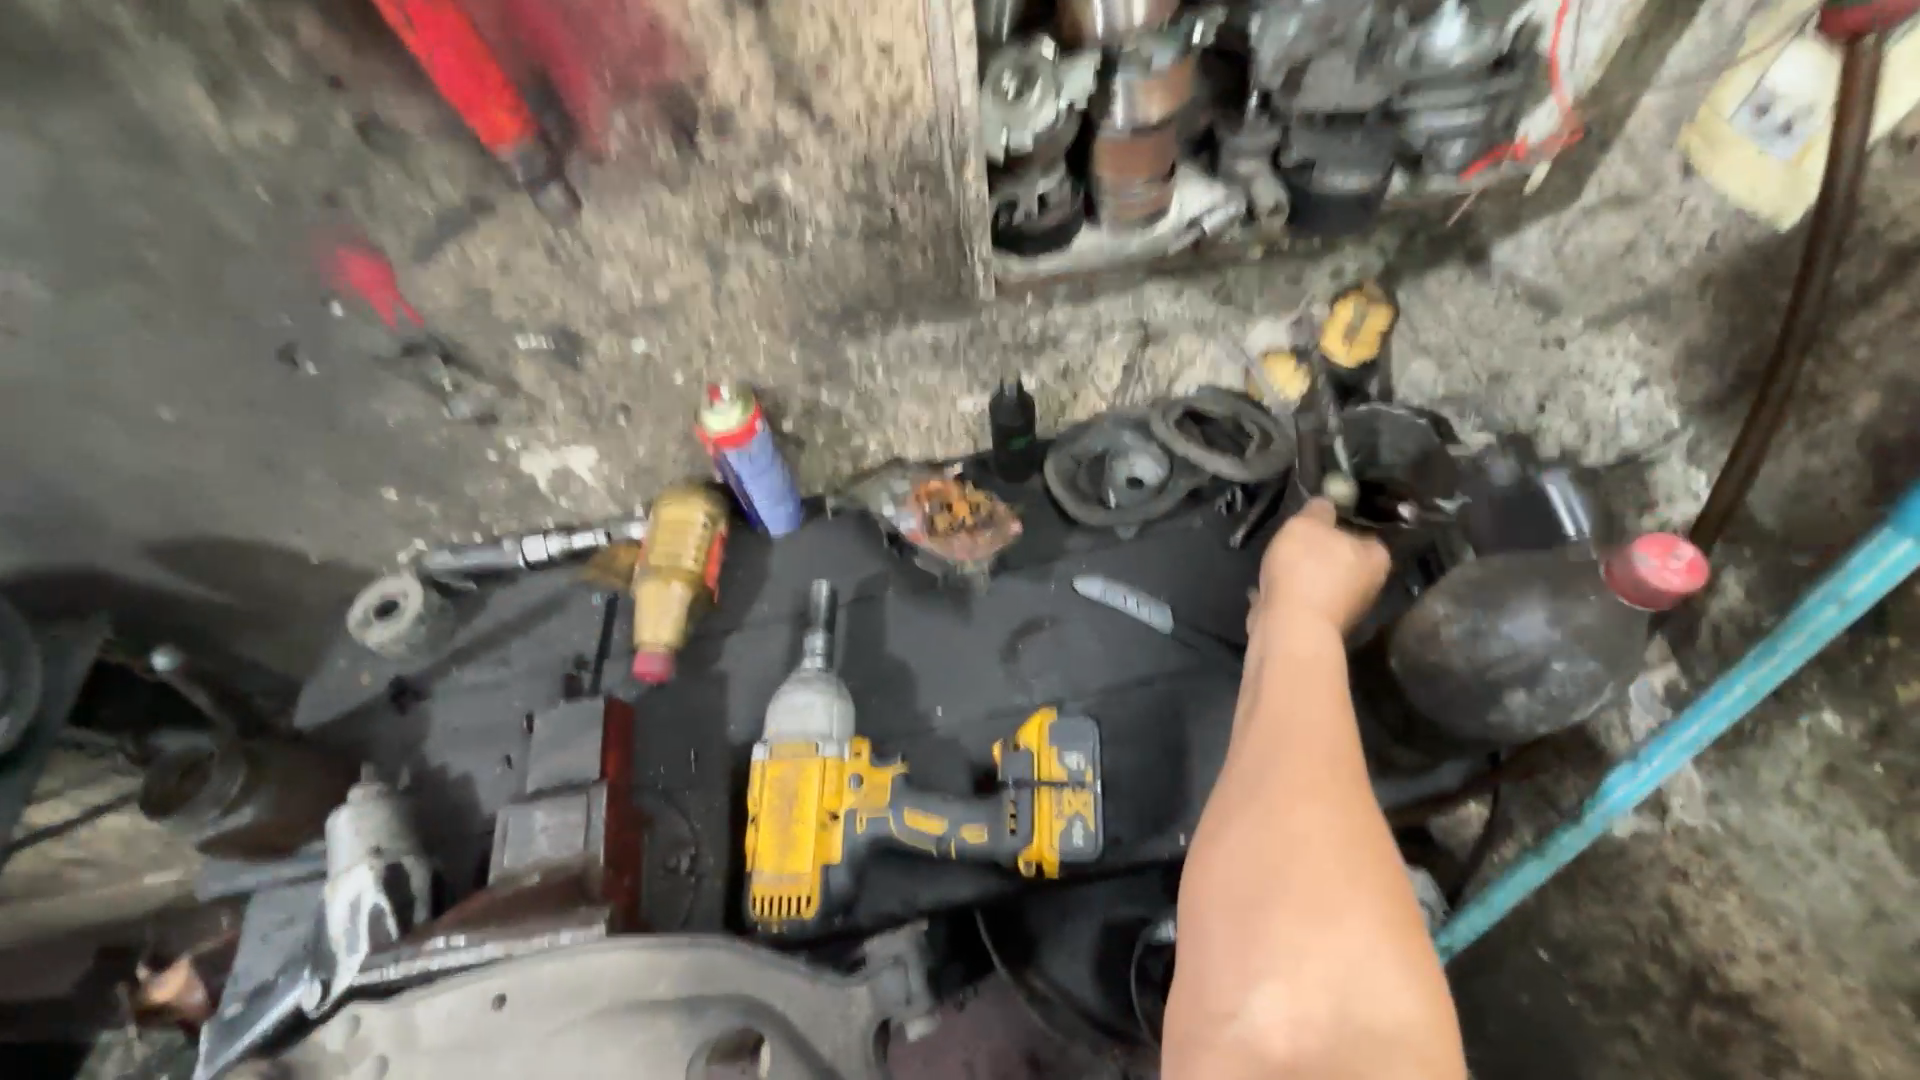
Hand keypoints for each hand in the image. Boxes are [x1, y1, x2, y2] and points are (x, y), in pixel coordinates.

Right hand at [1250, 498, 1389, 636]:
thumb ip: (1318, 510)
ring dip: (1302, 574)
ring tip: (1276, 564)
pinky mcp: (1317, 624)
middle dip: (1321, 552)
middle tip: (1295, 541)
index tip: (1318, 521)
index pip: (1367, 534)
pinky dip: (1288, 593)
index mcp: (1376, 558)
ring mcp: (1343, 609)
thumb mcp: (1308, 524)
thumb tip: (1326, 504)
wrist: (1289, 626)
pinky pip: (1302, 600)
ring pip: (1322, 581)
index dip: (1343, 525)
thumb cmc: (1305, 569)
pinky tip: (1267, 587)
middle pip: (1344, 559)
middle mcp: (1368, 586)